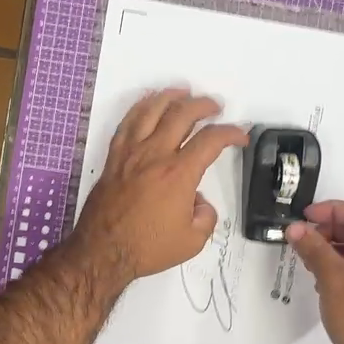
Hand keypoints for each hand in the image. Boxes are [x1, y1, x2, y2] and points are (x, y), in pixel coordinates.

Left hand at [70, 88, 248, 286]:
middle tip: (214, 106)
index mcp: (179, 174)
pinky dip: (140, 107)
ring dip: (170, 96)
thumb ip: (205, 216)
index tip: (240, 136)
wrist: (103, 251)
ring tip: (183, 92)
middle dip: (203, 105)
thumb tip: (198, 201)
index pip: (211, 140)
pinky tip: (148, 104)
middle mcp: (155, 155)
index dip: (231, 133)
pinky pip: (127, 123)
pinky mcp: (114, 158)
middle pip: (182, 114)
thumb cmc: (147, 248)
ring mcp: (131, 153)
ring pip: (151, 110)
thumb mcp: (192, 241)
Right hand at [286, 201, 343, 343]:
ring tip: (307, 259)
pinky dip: (339, 269)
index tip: (305, 217)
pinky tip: (320, 281)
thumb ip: (313, 248)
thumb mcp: (333, 277)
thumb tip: (294, 228)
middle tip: (303, 238)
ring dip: (332, 251)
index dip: (332, 210)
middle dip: (329, 230)